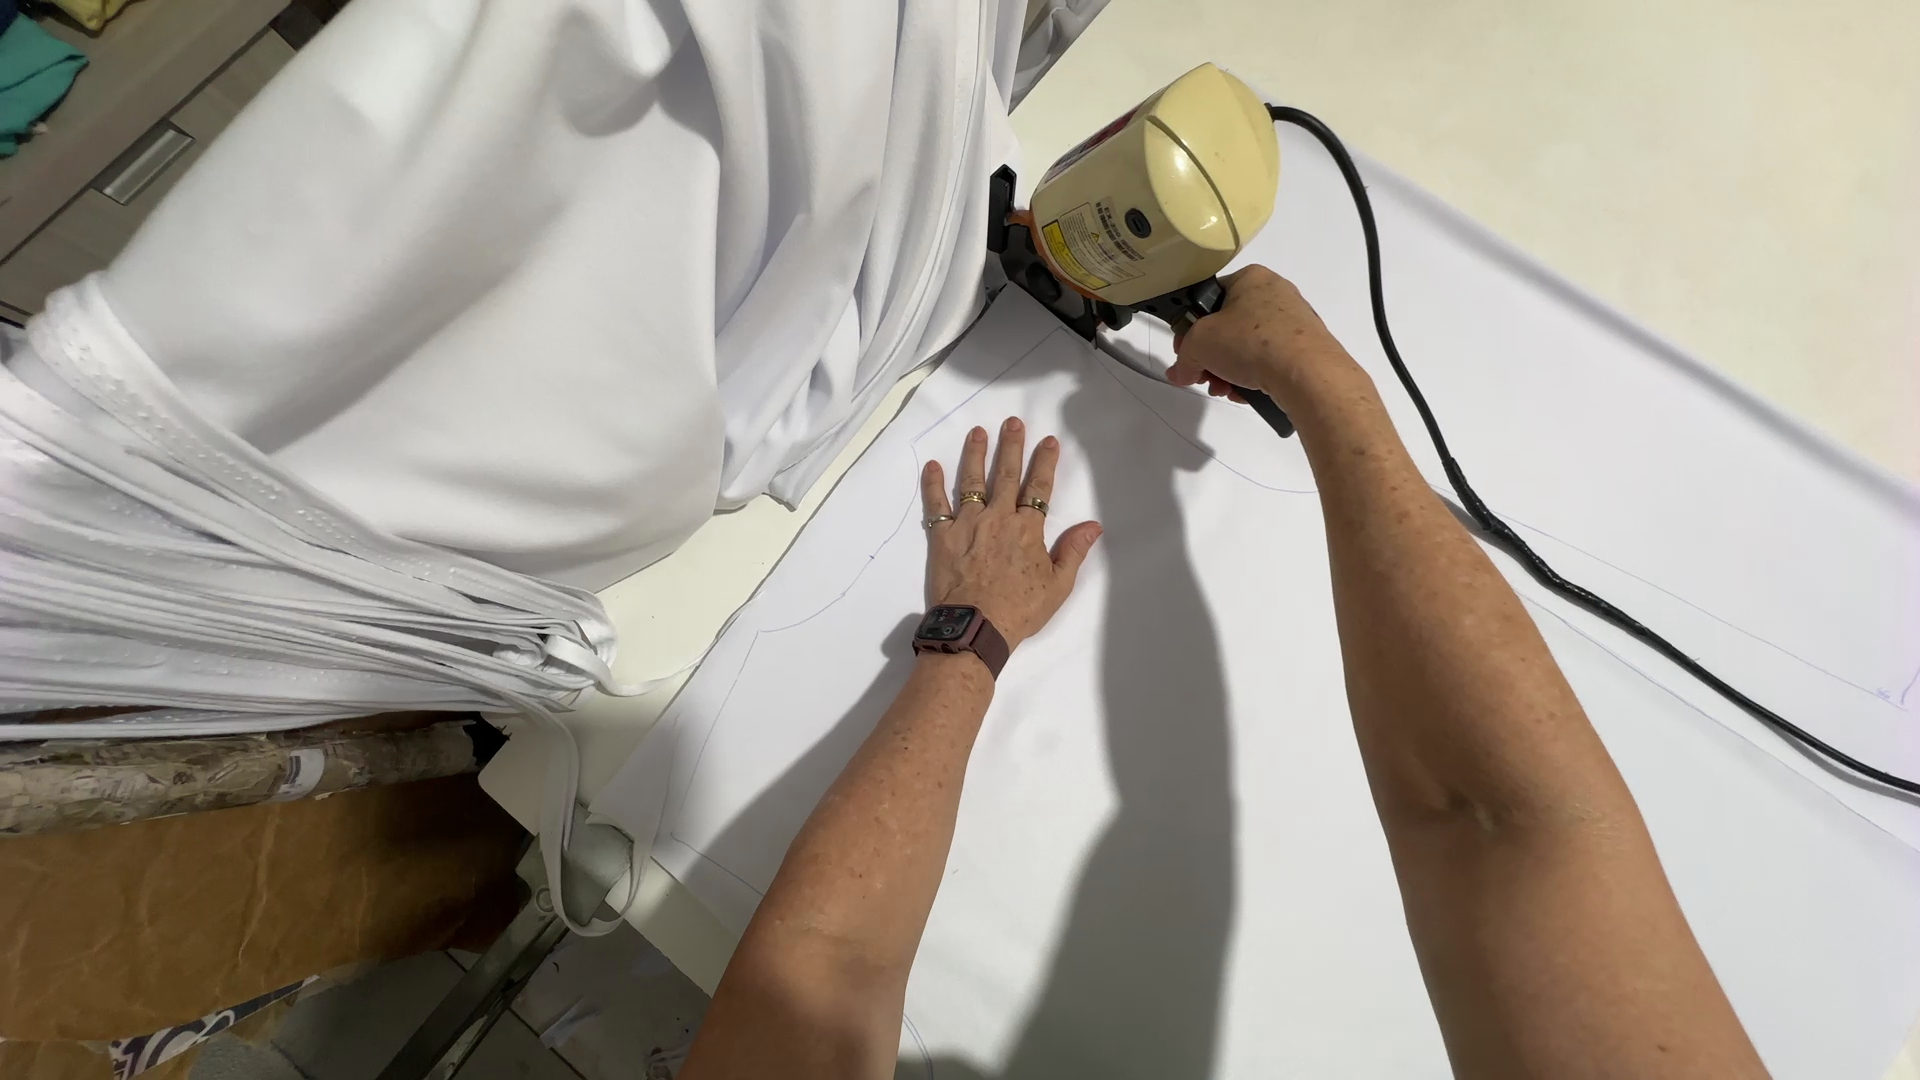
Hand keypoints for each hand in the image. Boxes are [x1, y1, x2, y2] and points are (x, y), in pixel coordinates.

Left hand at [920, 418, 1102, 650]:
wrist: (975, 627)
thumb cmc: (1019, 610)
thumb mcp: (1057, 585)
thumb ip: (1073, 551)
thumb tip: (1093, 525)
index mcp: (1026, 529)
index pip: (1038, 488)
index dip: (1044, 463)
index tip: (1048, 440)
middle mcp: (997, 518)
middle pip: (1005, 475)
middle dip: (1011, 446)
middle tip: (1012, 422)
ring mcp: (967, 524)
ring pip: (971, 481)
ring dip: (975, 454)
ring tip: (977, 432)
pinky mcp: (942, 537)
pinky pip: (936, 505)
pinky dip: (933, 485)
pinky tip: (932, 465)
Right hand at [1167, 265, 1358, 408]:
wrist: (1305, 371)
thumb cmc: (1250, 341)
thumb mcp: (1199, 344)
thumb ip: (1183, 358)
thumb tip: (1181, 374)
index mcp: (1250, 278)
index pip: (1208, 299)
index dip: (1190, 328)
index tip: (1185, 351)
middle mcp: (1274, 293)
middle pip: (1226, 328)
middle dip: (1208, 357)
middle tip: (1200, 376)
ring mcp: (1292, 321)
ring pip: (1244, 348)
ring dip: (1225, 372)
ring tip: (1222, 388)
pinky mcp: (1302, 347)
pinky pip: (1265, 361)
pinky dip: (1249, 377)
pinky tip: (1243, 392)